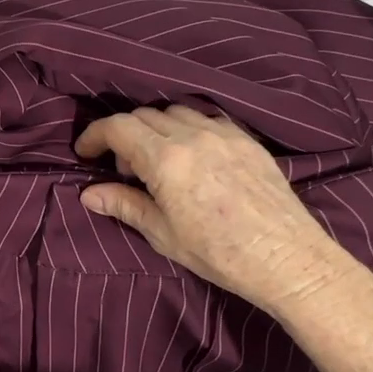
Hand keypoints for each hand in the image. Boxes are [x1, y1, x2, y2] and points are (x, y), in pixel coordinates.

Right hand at [75, 106, 359, 312]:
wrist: (287, 259)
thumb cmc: (218, 253)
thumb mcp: (162, 234)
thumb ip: (124, 205)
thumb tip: (89, 194)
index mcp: (166, 160)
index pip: (118, 127)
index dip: (94, 135)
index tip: (85, 153)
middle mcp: (193, 137)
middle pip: (143, 116)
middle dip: (123, 135)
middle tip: (122, 169)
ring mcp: (224, 134)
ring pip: (174, 112)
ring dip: (155, 129)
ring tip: (156, 161)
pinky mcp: (247, 140)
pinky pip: (206, 119)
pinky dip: (186, 129)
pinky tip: (191, 157)